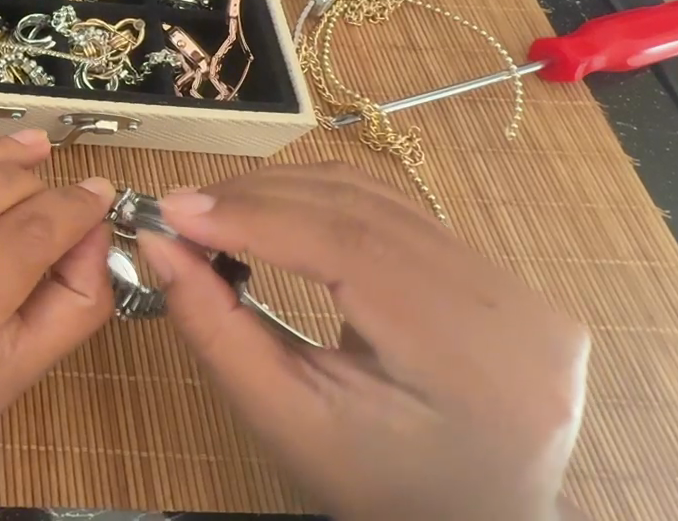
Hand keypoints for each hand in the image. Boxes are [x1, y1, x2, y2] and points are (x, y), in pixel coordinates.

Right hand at [137, 163, 589, 520]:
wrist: (467, 518)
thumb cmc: (372, 483)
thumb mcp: (280, 416)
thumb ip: (214, 324)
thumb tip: (157, 239)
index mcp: (473, 364)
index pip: (351, 250)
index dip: (254, 218)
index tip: (173, 210)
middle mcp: (516, 309)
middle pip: (362, 210)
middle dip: (257, 197)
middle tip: (179, 207)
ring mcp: (519, 286)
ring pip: (374, 197)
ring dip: (282, 190)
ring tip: (213, 209)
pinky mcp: (502, 273)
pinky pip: (393, 209)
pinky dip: (317, 199)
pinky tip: (269, 211)